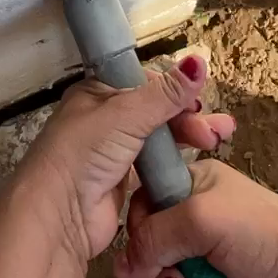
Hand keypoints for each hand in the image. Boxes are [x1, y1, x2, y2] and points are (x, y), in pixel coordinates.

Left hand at [9, 54, 235, 262]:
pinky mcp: (122, 183)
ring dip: (187, 138)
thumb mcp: (127, 115)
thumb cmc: (85, 153)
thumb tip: (199, 60)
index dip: (173, 91)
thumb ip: (166, 94)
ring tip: (218, 142)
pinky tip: (197, 165)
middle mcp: (103, 119)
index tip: (200, 103)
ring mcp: (112, 152)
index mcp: (97, 93)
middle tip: (218, 131)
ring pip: (158, 139)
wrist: (59, 217)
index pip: (143, 83)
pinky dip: (175, 163)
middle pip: (155, 112)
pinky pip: (155, 166)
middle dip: (188, 117)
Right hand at [116, 159, 277, 277]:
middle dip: (161, 275)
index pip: (146, 201)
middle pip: (151, 249)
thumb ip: (155, 235)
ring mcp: (207, 258)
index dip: (141, 228)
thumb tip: (122, 269)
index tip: (147, 251)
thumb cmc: (259, 233)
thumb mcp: (201, 218)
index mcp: (195, 182)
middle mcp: (197, 217)